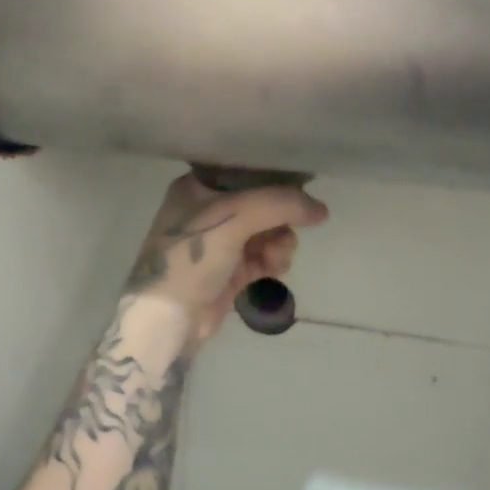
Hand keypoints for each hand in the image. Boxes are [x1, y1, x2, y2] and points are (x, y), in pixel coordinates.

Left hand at [124, 173, 329, 346]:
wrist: (168, 318)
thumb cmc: (192, 256)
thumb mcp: (234, 217)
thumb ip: (278, 204)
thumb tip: (321, 209)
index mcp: (196, 187)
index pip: (243, 170)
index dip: (273, 177)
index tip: (301, 187)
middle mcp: (207, 210)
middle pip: (260, 203)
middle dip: (280, 217)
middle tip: (288, 230)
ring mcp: (219, 242)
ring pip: (266, 231)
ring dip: (280, 241)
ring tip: (276, 256)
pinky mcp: (230, 270)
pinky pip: (263, 256)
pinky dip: (273, 259)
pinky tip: (274, 268)